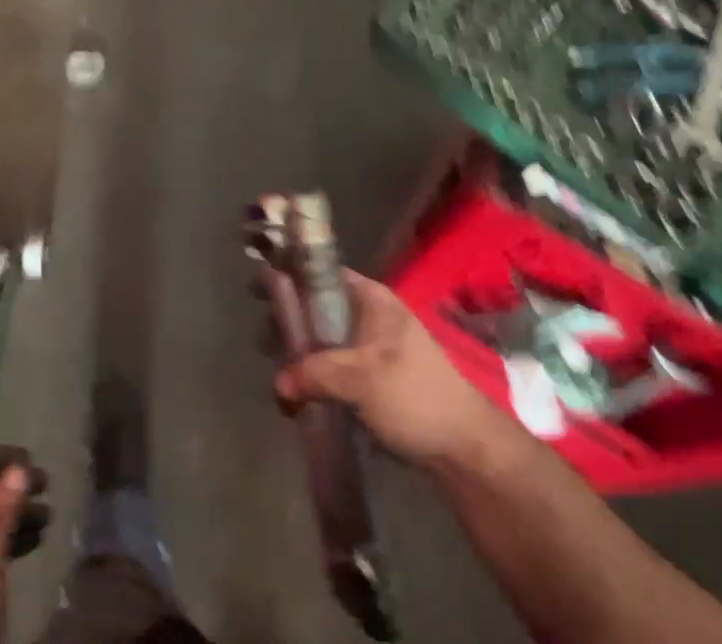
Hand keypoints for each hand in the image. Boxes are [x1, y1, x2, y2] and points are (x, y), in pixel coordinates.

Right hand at [274, 272, 498, 464]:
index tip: (259, 293)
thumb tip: (280, 382)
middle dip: (290, 326)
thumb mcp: (359, 378)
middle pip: (318, 309)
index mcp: (372, 300)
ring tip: (282, 379)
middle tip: (265, 345)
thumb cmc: (414, 396)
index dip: (290, 278)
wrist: (463, 447)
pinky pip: (334, 369)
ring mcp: (373, 349)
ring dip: (301, 358)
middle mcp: (371, 317)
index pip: (323, 274)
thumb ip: (314, 372)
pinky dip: (316, 378)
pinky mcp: (373, 379)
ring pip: (324, 342)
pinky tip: (300, 397)